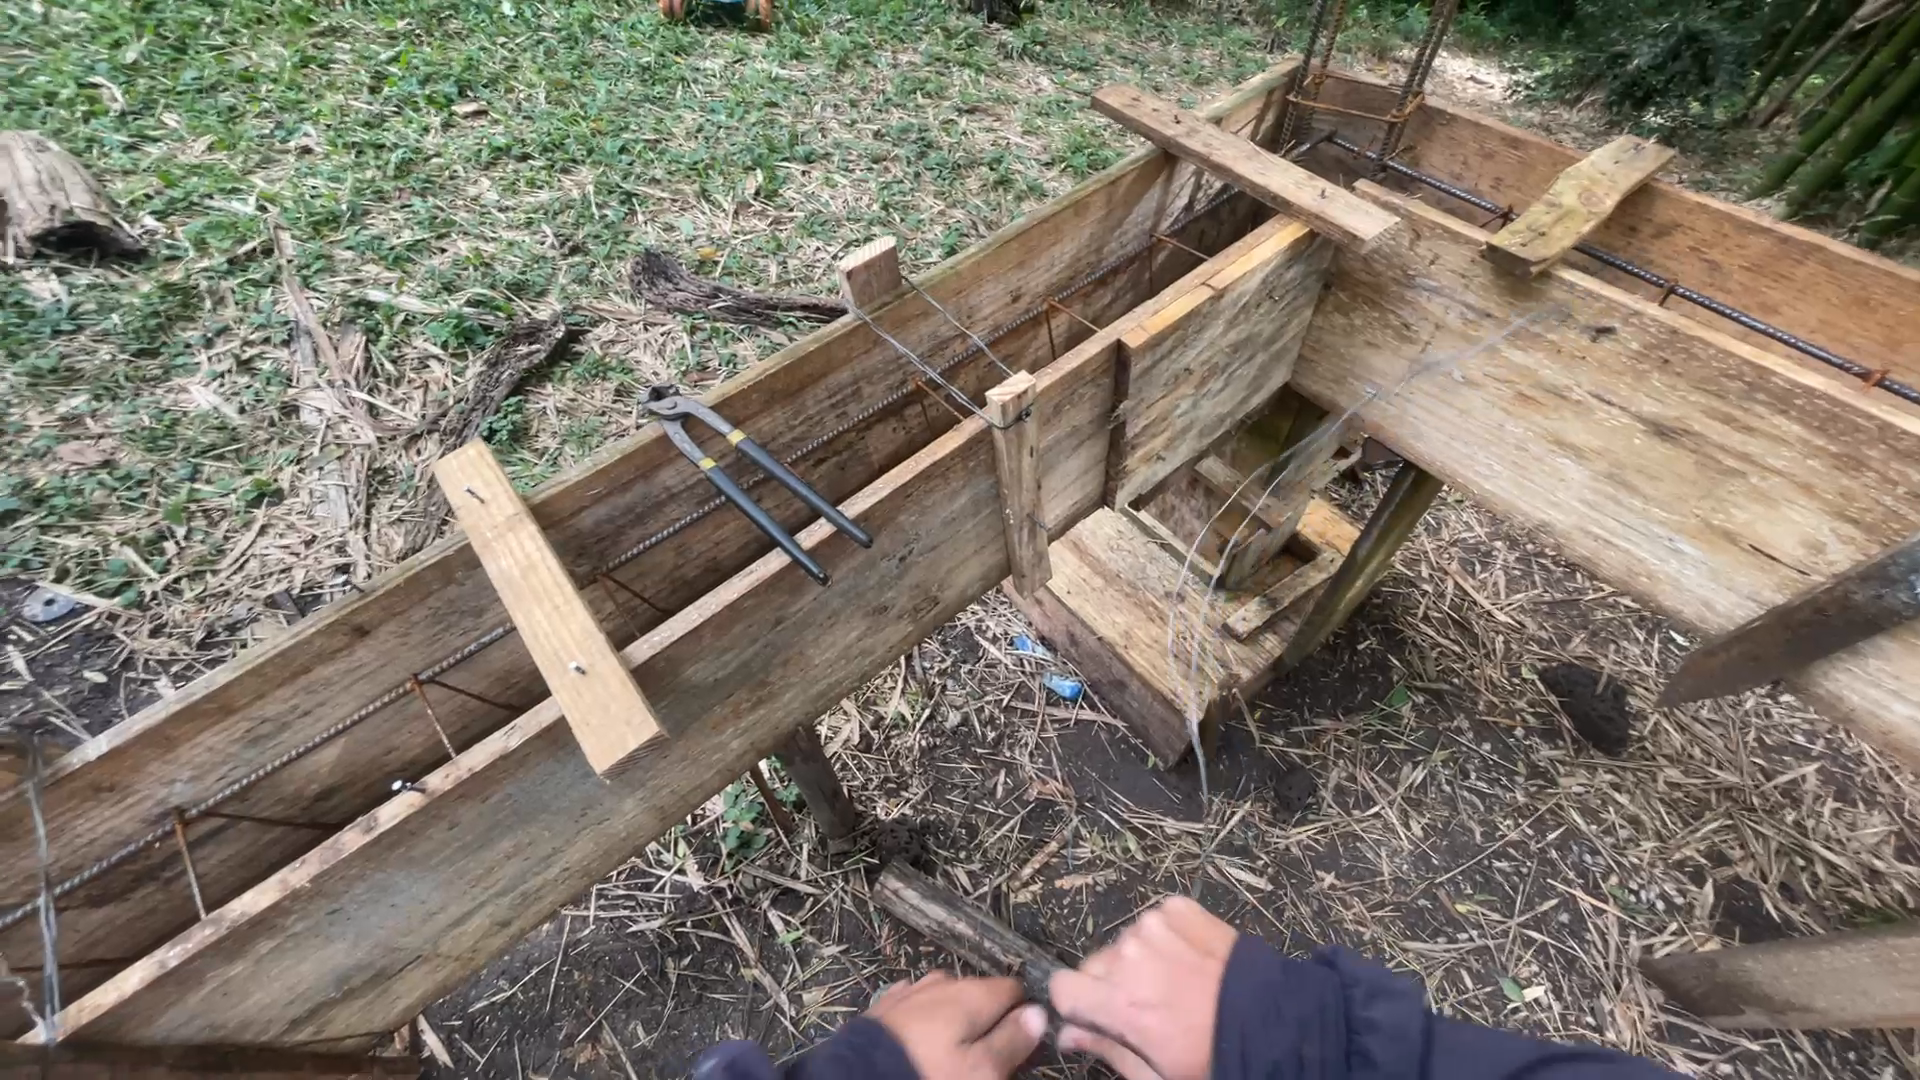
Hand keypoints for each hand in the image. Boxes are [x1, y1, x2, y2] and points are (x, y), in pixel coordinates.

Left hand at [868, 972, 1046, 1079]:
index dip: (1024, 1013)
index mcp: (972, 993)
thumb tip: (1038, 1012)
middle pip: (980, 994)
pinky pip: (919, 1006)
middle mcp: (944, 981)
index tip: (1024, 1044)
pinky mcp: (887, 1006)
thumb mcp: (980, 1073)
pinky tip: (922, 1043)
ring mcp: (912, 990)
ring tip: (951, 1055)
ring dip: (956, 1020)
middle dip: (989, 1019)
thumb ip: (1012, 1041)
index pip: (1013, 988)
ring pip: (947, 999)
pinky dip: (928, 1022)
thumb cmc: (929, 1078)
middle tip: (987, 1059)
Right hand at [1048, 896, 1239, 1079]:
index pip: (1063, 986)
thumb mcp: (1156, 1075)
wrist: (1278, 1021)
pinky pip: (1156, 920)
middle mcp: (1126, 953)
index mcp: (1117, 999)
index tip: (1096, 1014)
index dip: (1076, 1002)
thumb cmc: (1211, 1058)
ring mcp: (1152, 923)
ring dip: (1141, 959)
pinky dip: (1167, 937)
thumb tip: (1066, 1033)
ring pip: (1126, 942)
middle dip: (1112, 983)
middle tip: (1149, 1006)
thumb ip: (1105, 1048)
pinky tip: (1193, 960)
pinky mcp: (1177, 905)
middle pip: (1095, 964)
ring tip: (1178, 982)